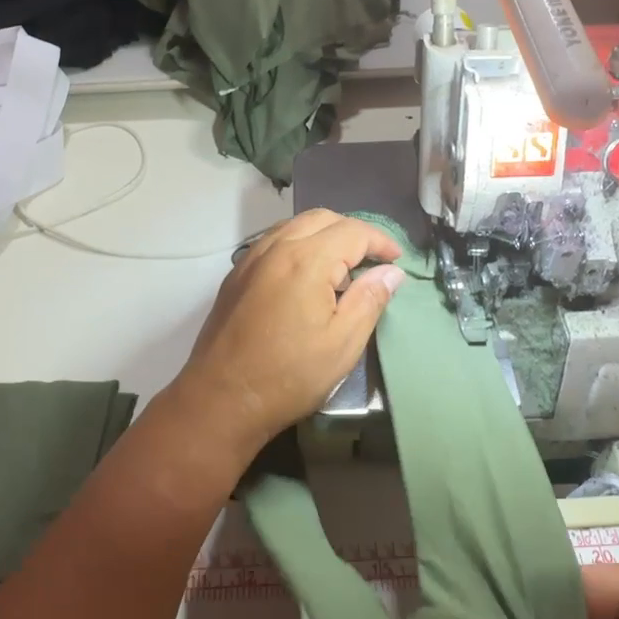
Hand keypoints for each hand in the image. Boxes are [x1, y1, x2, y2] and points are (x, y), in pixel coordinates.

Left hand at [168, 210, 405, 450]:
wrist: (221, 400)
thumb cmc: (289, 376)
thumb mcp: (342, 343)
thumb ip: (370, 300)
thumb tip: (391, 272)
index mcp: (306, 260)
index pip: (353, 232)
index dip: (381, 242)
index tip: (397, 261)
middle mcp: (276, 248)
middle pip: (322, 219)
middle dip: (353, 232)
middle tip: (373, 260)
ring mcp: (251, 259)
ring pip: (295, 226)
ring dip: (324, 235)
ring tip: (342, 266)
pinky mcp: (236, 276)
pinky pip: (273, 242)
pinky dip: (298, 244)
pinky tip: (306, 276)